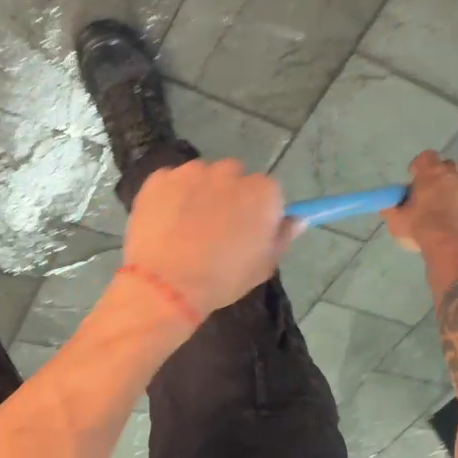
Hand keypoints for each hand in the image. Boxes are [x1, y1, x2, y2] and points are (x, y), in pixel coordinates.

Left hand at [123, 158, 296, 317]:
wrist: (166, 286)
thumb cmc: (221, 280)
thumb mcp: (262, 267)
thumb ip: (281, 237)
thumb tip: (297, 219)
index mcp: (262, 192)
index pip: (268, 192)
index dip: (257, 212)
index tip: (245, 232)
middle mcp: (229, 172)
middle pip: (234, 178)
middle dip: (227, 197)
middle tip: (214, 231)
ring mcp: (191, 172)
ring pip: (201, 176)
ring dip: (198, 193)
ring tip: (185, 229)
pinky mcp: (159, 178)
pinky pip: (171, 181)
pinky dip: (170, 197)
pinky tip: (165, 224)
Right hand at [383, 151, 457, 252]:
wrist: (451, 246)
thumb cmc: (420, 228)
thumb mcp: (396, 221)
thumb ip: (391, 209)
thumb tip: (387, 206)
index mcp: (432, 173)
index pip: (426, 156)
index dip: (419, 166)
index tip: (414, 177)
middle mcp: (456, 176)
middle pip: (450, 166)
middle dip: (441, 176)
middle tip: (432, 193)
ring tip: (450, 208)